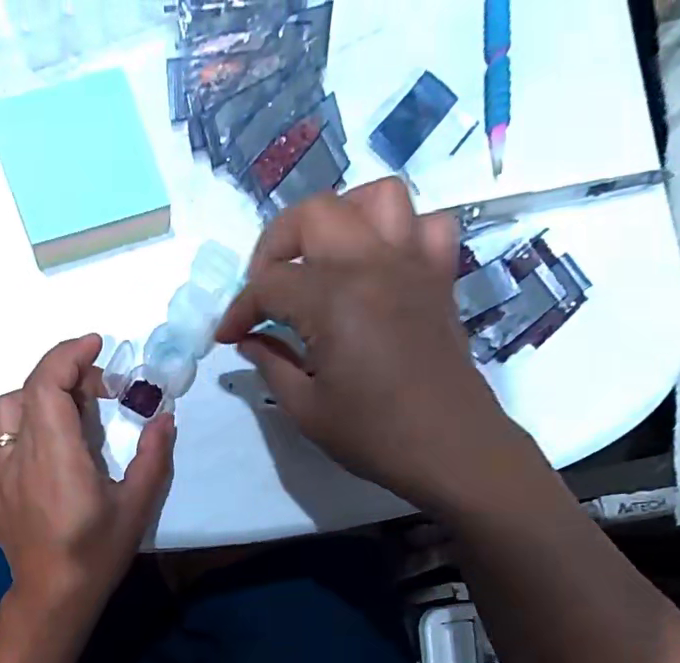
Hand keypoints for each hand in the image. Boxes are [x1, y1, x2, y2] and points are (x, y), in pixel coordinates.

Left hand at [0, 335, 175, 620]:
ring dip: (34, 398)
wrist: (53, 595)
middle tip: (98, 393)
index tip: (97, 346)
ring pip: (2, 411)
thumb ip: (153, 456)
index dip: (69, 354)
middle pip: (29, 390)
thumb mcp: (137, 505)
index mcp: (56, 452)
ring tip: (62, 415)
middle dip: (65, 375)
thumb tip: (165, 416)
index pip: (47, 382)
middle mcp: (19, 453)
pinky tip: (15, 441)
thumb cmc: (97, 552)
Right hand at [214, 179, 543, 514]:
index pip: (268, 283)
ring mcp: (413, 265)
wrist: (450, 449)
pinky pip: (426, 224)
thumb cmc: (373, 434)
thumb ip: (270, 363)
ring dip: (339, 218)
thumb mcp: (304, 408)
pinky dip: (398, 232)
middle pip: (314, 213)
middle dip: (275, 245)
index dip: (239, 309)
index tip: (228, 336)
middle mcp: (373, 266)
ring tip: (321, 258)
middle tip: (265, 289)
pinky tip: (377, 265)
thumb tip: (248, 339)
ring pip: (377, 197)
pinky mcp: (439, 277)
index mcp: (334, 301)